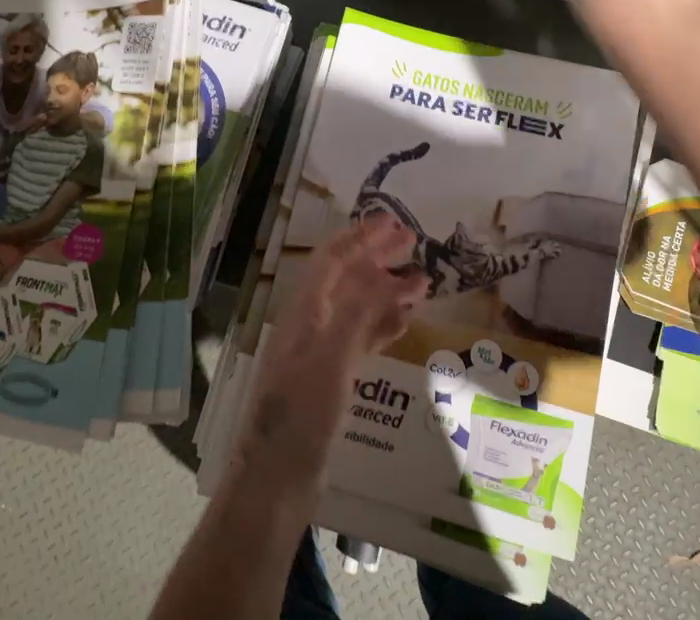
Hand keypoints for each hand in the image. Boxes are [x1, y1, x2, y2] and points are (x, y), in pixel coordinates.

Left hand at [236, 217, 426, 476]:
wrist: (277, 475)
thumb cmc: (301, 415)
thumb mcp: (330, 361)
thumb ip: (356, 315)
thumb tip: (382, 273)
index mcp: (305, 312)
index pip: (333, 261)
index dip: (361, 238)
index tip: (393, 223)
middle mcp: (311, 324)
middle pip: (346, 278)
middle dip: (376, 257)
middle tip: (413, 243)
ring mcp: (320, 351)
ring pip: (357, 308)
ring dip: (385, 291)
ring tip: (422, 281)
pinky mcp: (331, 378)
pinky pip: (361, 339)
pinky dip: (382, 325)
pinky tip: (404, 321)